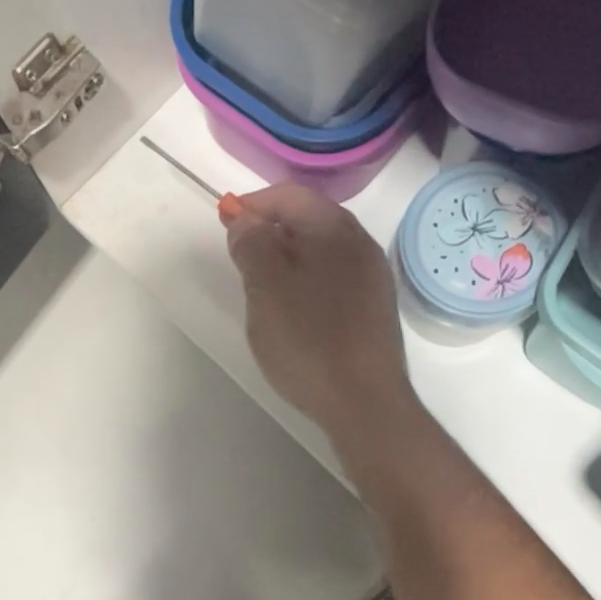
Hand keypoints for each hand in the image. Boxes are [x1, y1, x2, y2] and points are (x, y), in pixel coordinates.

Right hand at [220, 185, 417, 446]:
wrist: (364, 403)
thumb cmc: (308, 341)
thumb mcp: (265, 288)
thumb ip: (251, 245)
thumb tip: (247, 222)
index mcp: (335, 228)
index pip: (289, 196)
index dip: (253, 204)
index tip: (225, 223)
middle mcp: (361, 245)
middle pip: (309, 222)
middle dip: (272, 233)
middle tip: (241, 260)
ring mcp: (374, 281)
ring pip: (322, 256)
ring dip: (290, 263)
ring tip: (264, 293)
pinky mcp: (375, 314)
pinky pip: (334, 285)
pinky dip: (308, 288)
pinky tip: (295, 319)